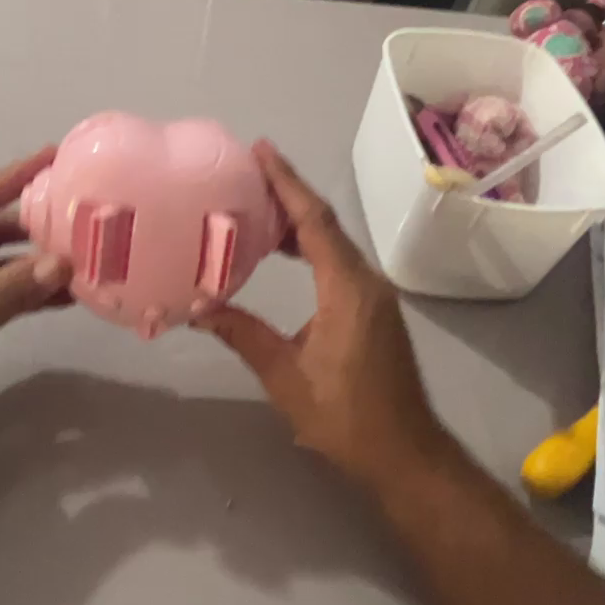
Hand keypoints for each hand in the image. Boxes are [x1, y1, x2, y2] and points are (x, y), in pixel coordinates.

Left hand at [0, 148, 71, 460]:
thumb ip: (8, 290)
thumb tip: (62, 262)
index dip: (13, 177)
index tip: (53, 156)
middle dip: (33, 222)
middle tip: (80, 212)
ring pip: (0, 267)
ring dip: (36, 263)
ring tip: (84, 256)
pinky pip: (2, 298)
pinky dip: (30, 295)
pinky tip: (65, 297)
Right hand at [193, 142, 447, 485]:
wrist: (405, 453)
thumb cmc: (346, 417)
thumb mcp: (285, 377)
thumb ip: (243, 335)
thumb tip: (198, 307)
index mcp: (346, 289)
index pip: (314, 222)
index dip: (286, 183)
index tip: (261, 151)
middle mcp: (365, 281)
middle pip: (325, 224)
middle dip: (289, 194)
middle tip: (247, 174)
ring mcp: (374, 295)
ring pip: (334, 242)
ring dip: (299, 221)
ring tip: (257, 206)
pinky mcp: (374, 309)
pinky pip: (338, 261)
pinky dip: (310, 245)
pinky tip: (284, 251)